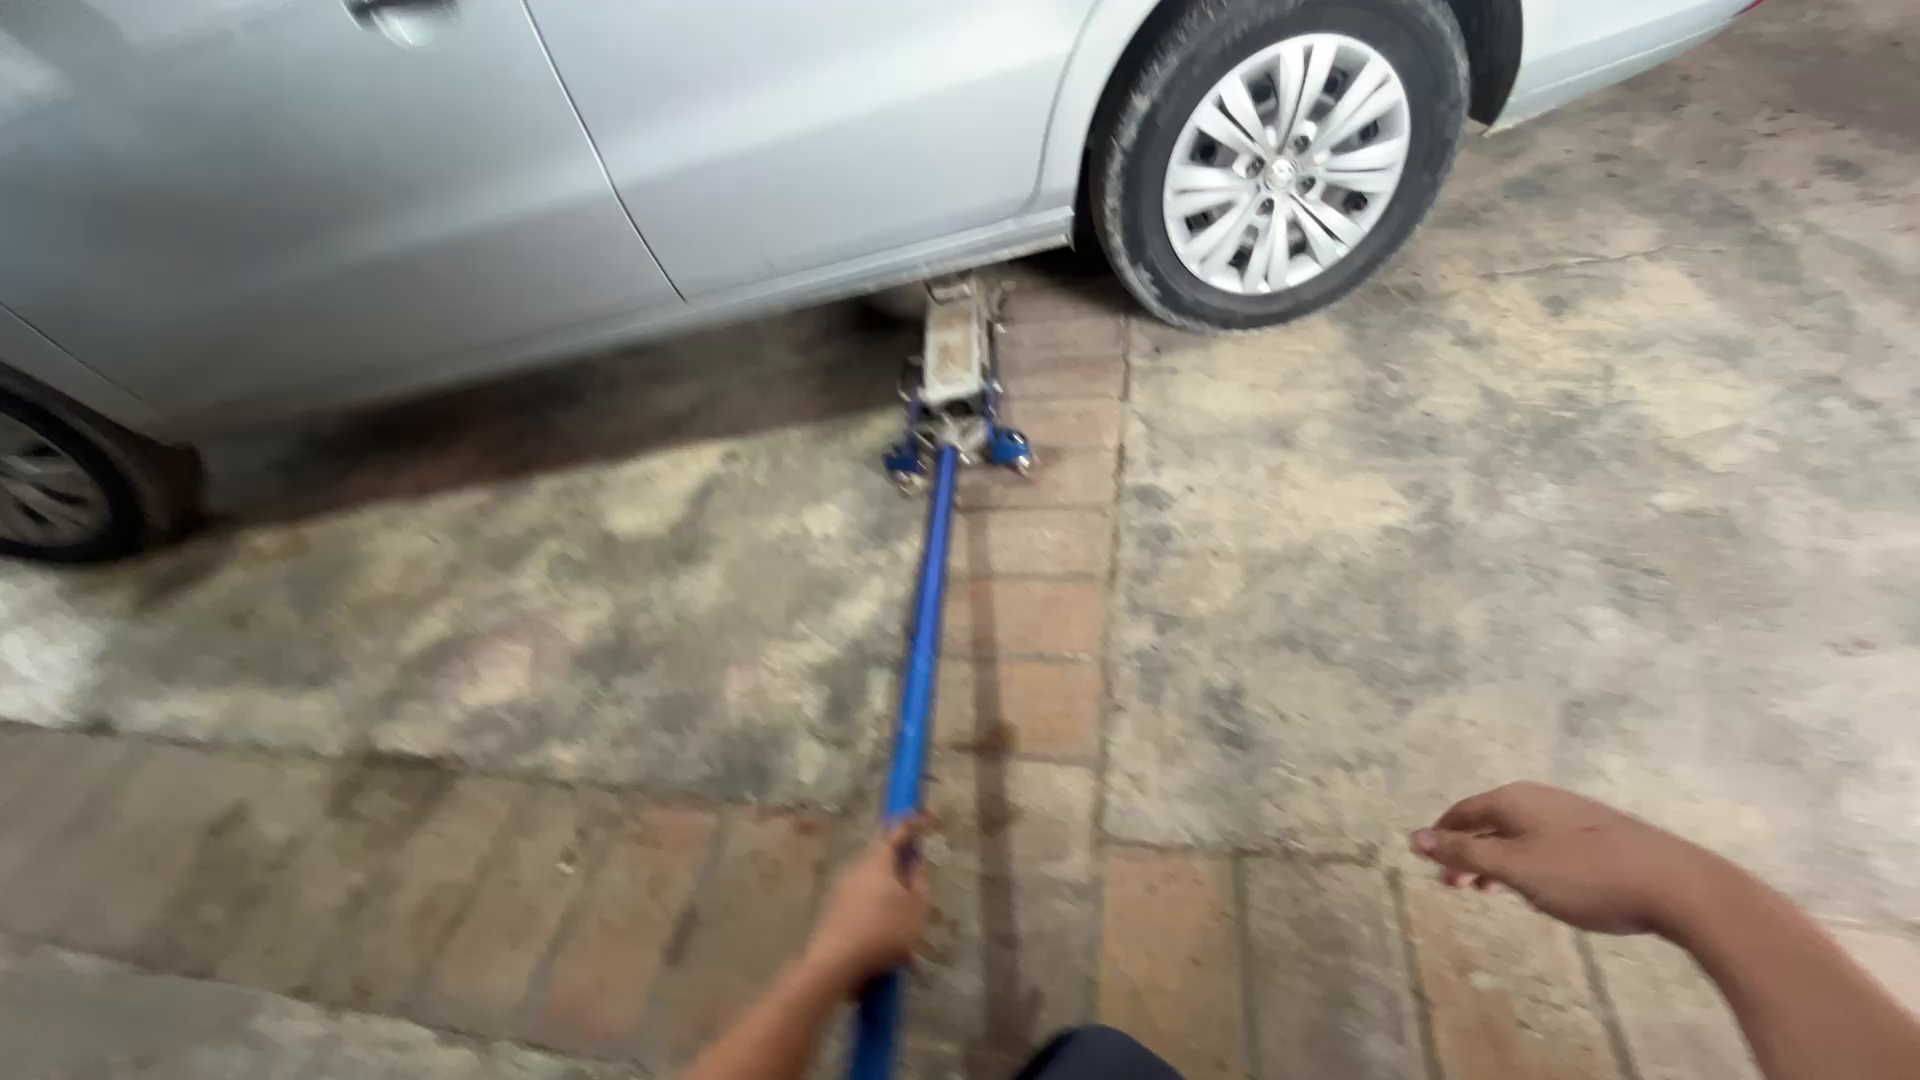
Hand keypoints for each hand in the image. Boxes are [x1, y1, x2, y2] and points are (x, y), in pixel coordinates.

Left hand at [801, 817, 933, 991]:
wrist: (834, 962)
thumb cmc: (882, 931)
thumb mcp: (916, 909)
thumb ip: (921, 881)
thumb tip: (919, 862)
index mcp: (878, 859)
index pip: (897, 829)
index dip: (914, 821)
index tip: (929, 818)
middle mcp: (857, 865)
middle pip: (881, 848)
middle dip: (899, 849)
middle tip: (916, 856)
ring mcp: (842, 884)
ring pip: (870, 870)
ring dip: (888, 876)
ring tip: (903, 896)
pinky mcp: (834, 905)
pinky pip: (861, 890)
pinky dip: (876, 894)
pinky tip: (883, 918)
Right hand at [1411, 782, 1730, 935]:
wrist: (1683, 888)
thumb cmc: (1586, 876)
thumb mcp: (1515, 868)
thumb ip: (1465, 852)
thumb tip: (1415, 836)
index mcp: (1513, 799)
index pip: (1462, 812)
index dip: (1441, 836)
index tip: (1430, 863)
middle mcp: (1539, 798)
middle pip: (1489, 822)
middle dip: (1468, 851)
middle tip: (1457, 885)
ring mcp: (1573, 814)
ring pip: (1519, 833)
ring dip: (1498, 859)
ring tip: (1493, 890)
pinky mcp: (1602, 834)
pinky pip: (1546, 841)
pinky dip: (1528, 860)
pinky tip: (1541, 884)